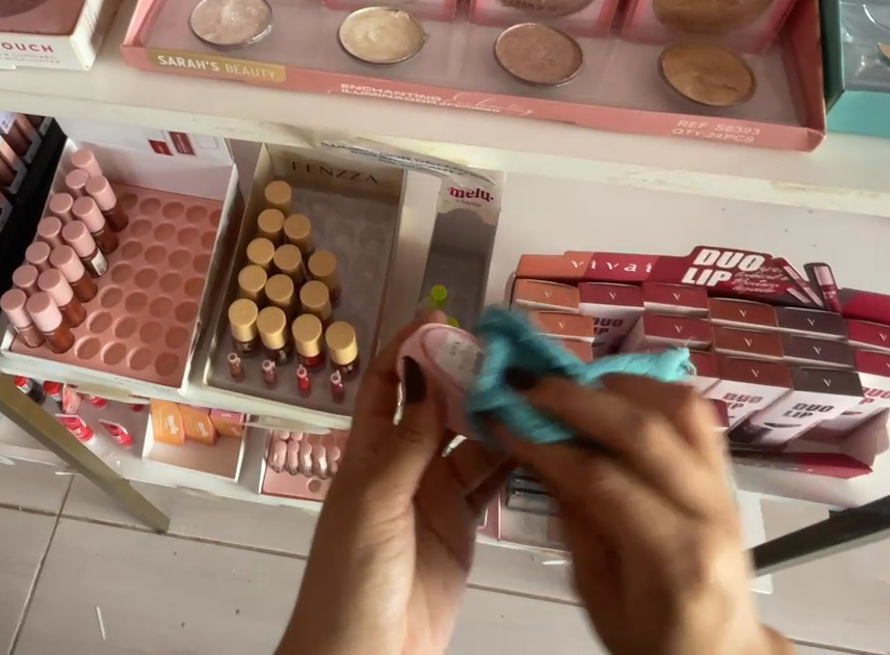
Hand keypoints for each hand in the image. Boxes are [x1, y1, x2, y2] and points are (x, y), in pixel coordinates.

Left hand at [280, 314, 511, 654]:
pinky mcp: (463, 524)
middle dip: (463, 376)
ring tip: (530, 388)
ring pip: (469, 441)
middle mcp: (403, 462)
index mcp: (369, 449)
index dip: (409, 347)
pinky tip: (537, 439)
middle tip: (503, 352)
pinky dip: (510, 461)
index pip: (386, 383)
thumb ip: (406, 443)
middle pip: (435, 405)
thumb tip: (428, 378)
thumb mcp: (374, 501)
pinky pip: (488, 482)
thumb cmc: (353, 573)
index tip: (439, 316)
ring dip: (494, 416)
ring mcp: (434, 493)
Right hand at [497, 373, 789, 654]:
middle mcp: (711, 514)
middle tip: (529, 386)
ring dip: (620, 385)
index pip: (605, 482)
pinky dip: (649, 390)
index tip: (507, 421)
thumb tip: (539, 452)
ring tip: (574, 386)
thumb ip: (575, 519)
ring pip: (678, 408)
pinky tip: (612, 393)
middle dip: (577, 400)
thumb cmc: (655, 639)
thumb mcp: (598, 596)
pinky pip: (694, 413)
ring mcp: (726, 488)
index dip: (549, 446)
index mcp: (676, 560)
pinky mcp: (726, 472)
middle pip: (643, 432)